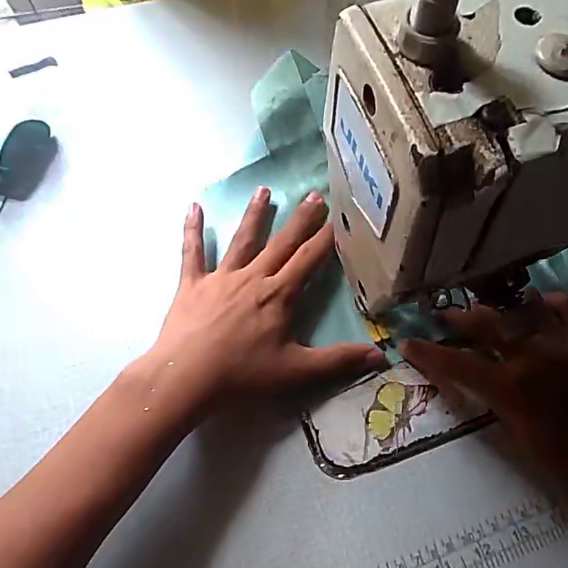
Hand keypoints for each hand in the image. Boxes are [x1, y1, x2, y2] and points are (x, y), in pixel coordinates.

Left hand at [149, 187, 384, 405]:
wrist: (186, 377)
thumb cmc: (243, 375)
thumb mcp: (297, 371)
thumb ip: (338, 360)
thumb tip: (381, 356)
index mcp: (279, 295)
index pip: (309, 259)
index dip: (326, 237)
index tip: (340, 216)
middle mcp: (252, 278)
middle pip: (281, 242)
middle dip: (300, 219)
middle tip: (314, 194)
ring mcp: (220, 278)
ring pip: (242, 240)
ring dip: (255, 215)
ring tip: (263, 190)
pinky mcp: (191, 285)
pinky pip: (192, 252)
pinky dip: (192, 229)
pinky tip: (193, 206)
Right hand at [402, 292, 567, 528]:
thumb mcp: (524, 443)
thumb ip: (498, 407)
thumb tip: (478, 385)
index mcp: (511, 387)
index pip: (458, 364)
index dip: (428, 353)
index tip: (407, 343)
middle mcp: (531, 355)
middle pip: (484, 323)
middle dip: (456, 318)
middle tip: (440, 317)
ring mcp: (561, 342)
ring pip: (520, 308)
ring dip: (498, 307)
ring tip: (484, 309)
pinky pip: (559, 308)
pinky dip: (541, 305)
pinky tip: (535, 308)